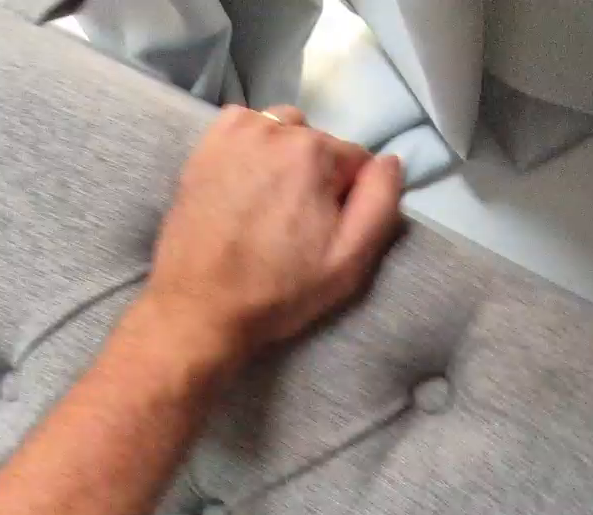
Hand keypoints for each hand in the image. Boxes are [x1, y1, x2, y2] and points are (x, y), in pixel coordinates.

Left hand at [142, 105, 404, 360]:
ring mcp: (234, 133)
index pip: (357, 162)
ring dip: (285, 162)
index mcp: (314, 151)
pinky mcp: (205, 147)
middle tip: (294, 229)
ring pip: (283, 134)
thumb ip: (381, 203)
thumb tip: (391, 162)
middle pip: (318, 145)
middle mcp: (274, 127)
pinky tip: (245, 194)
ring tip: (269, 211)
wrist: (200, 308)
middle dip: (316, 180)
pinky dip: (252, 154)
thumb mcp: (348, 261)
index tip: (325, 235)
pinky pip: (245, 133)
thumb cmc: (279, 292)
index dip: (348, 201)